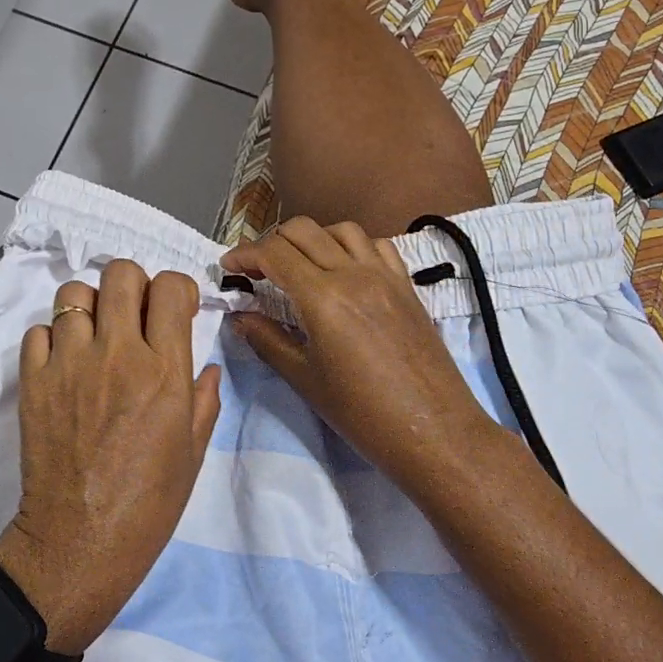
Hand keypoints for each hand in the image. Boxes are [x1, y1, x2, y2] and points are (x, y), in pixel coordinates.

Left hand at [0, 261, 222, 654]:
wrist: (80, 540)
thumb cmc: (149, 503)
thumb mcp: (192, 452)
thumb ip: (204, 400)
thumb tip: (208, 367)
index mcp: (164, 370)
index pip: (171, 287)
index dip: (177, 290)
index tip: (175, 311)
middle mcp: (117, 354)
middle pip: (121, 274)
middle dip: (134, 286)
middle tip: (135, 316)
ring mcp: (69, 363)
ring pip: (75, 293)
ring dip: (91, 307)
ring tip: (96, 336)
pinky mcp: (33, 380)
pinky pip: (39, 330)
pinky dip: (54, 338)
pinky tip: (65, 365)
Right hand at [221, 217, 496, 482]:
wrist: (434, 432)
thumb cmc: (362, 414)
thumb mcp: (305, 380)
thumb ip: (268, 340)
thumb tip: (240, 317)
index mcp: (324, 298)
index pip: (275, 253)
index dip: (245, 255)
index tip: (228, 269)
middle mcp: (354, 274)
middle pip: (303, 231)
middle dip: (271, 243)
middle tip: (256, 270)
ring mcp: (385, 276)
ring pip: (340, 230)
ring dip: (311, 238)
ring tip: (297, 264)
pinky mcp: (406, 286)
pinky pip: (375, 245)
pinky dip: (350, 245)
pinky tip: (342, 269)